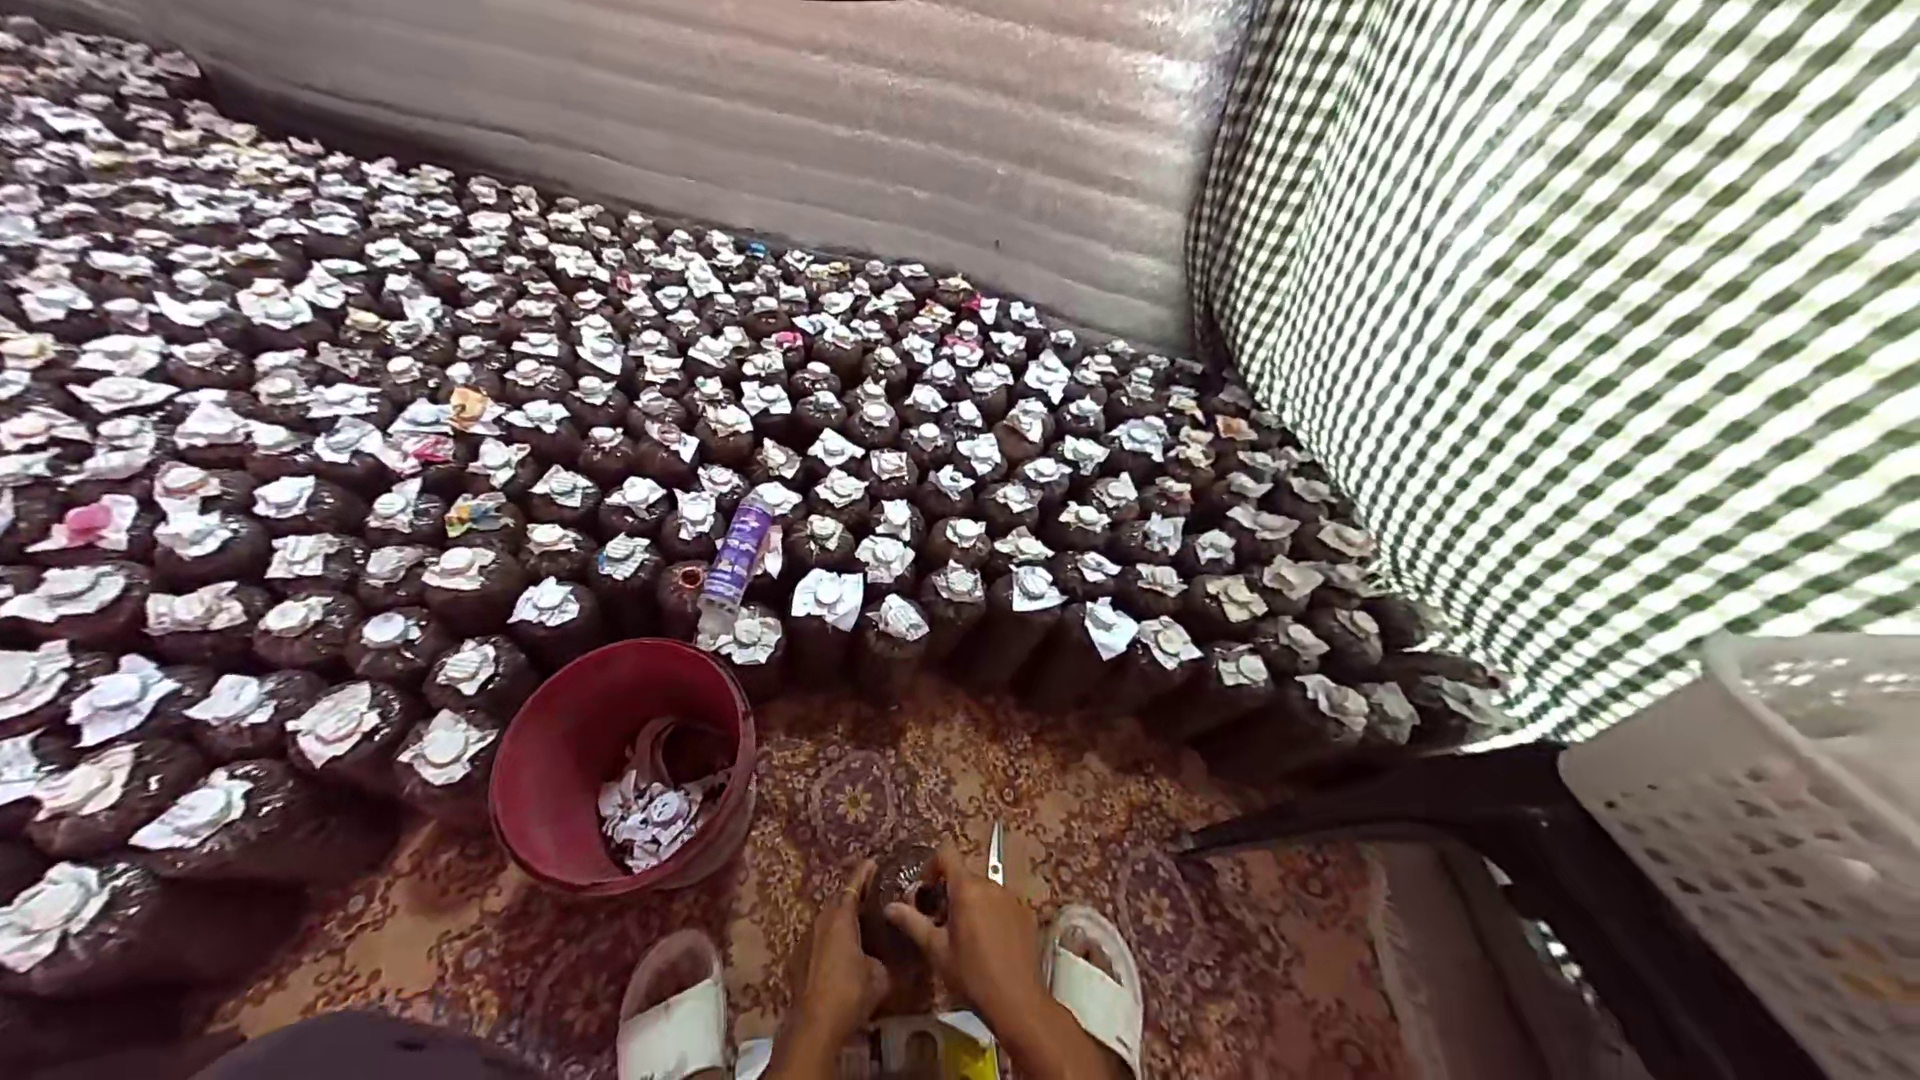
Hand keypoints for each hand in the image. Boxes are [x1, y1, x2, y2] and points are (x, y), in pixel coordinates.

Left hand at [781, 859, 890, 1056]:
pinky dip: (830, 936)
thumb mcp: (880, 976)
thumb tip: (896, 957)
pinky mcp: (798, 960)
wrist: (813, 1027)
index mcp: (841, 917)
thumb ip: (887, 959)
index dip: (864, 872)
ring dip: (840, 916)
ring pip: (826, 919)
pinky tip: (840, 949)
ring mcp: (806, 940)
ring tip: (857, 920)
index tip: (873, 862)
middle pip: (837, 899)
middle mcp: (821, 921)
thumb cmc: (850, 992)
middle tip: (870, 893)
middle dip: (852, 894)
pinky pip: (818, 938)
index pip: (853, 885)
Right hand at [884, 842, 1123, 1079]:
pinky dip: (991, 913)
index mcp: (966, 888)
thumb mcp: (936, 950)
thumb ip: (912, 923)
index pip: (947, 853)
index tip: (927, 890)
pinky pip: (1002, 903)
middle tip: (941, 922)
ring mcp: (1012, 897)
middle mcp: (991, 885)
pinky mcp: (1026, 913)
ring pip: (984, 890)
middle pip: (965, 876)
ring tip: (966, 935)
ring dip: (971, 902)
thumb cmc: (971, 974)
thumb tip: (890, 907)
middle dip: (950, 892)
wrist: (1017, 1000)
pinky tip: (990, 943)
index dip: (933, 865)